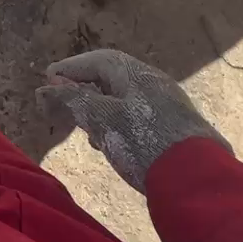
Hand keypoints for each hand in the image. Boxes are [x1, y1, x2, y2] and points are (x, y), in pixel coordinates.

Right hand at [36, 50, 228, 191]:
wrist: (198, 180)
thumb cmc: (143, 141)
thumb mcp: (101, 119)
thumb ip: (71, 101)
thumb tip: (44, 89)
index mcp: (136, 74)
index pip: (97, 61)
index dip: (70, 69)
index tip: (48, 80)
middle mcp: (153, 83)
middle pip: (111, 79)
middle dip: (83, 90)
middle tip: (62, 103)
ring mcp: (167, 106)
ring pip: (123, 100)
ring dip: (99, 110)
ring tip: (84, 130)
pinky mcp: (174, 130)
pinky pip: (136, 117)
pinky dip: (116, 124)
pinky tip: (110, 144)